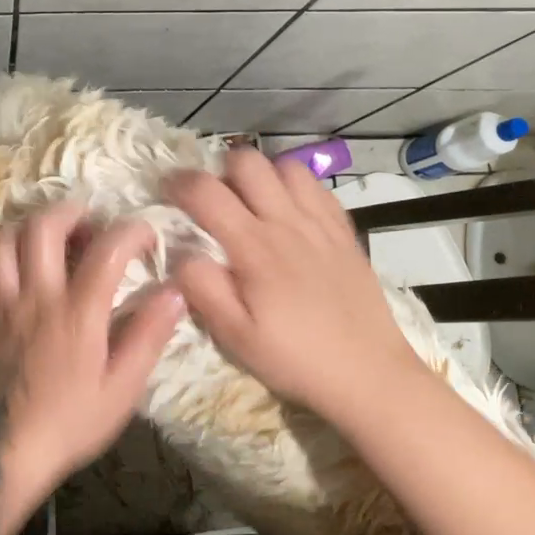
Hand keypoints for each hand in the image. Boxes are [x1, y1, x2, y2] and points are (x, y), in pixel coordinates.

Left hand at [0, 200, 185, 502]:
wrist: (4, 453)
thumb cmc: (71, 424)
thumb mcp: (122, 390)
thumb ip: (148, 336)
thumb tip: (175, 292)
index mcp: (78, 313)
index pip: (106, 250)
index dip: (131, 231)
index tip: (147, 236)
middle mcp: (38, 297)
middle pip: (42, 228)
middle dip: (69, 211)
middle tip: (90, 220)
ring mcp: (5, 305)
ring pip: (3, 241)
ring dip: (27, 226)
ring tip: (49, 233)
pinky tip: (15, 263)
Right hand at [166, 150, 421, 411]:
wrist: (370, 374)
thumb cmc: (295, 358)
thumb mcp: (235, 336)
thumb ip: (202, 287)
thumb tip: (181, 251)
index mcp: (254, 247)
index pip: (206, 191)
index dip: (178, 182)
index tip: (165, 191)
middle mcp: (287, 222)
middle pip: (247, 161)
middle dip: (220, 170)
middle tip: (211, 200)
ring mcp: (321, 223)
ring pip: (285, 166)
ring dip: (261, 176)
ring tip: (251, 204)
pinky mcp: (344, 231)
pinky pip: (317, 187)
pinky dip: (295, 188)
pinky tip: (288, 216)